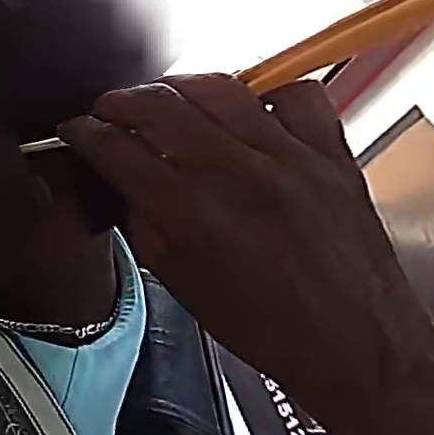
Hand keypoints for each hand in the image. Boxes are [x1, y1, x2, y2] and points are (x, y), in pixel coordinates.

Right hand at [59, 74, 433, 434]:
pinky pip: (295, 93)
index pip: (114, 146)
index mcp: (186, 210)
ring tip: (166, 101)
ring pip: (217, 86)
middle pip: (157, 103)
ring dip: (176, 86)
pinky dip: (264, 92)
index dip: (82, 131)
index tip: (74, 129)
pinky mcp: (331, 154)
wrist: (359, 349)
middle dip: (118, 101)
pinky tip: (246, 111)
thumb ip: (138, 216)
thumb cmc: (257, 322)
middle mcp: (233, 173)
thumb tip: (116, 176)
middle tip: (108, 112)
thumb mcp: (172, 275)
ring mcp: (287, 157)